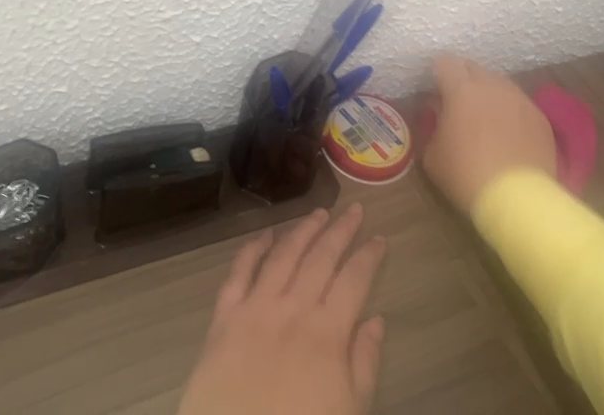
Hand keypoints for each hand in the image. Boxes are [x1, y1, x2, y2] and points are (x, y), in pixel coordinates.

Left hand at [177, 204, 387, 414]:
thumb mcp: (350, 408)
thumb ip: (364, 362)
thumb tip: (376, 321)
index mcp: (327, 331)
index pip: (354, 280)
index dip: (368, 256)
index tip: (379, 238)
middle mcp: (293, 309)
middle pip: (321, 258)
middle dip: (340, 230)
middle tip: (353, 209)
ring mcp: (256, 308)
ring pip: (283, 256)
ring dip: (302, 230)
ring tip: (318, 212)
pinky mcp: (224, 317)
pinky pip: (239, 273)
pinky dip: (252, 249)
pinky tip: (264, 235)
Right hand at [422, 55, 556, 213]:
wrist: (517, 198)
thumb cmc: (465, 175)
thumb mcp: (432, 155)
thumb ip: (434, 125)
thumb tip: (441, 113)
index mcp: (461, 89)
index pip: (445, 63)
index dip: (437, 73)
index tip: (435, 89)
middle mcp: (492, 85)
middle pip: (474, 68)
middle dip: (462, 79)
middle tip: (457, 102)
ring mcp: (520, 99)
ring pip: (499, 84)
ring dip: (488, 94)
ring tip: (484, 119)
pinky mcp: (540, 117)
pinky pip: (519, 105)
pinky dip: (510, 112)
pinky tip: (508, 135)